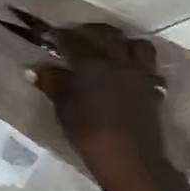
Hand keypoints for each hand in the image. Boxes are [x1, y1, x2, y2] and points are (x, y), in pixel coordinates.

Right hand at [28, 23, 168, 175]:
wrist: (130, 158)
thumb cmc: (89, 132)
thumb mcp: (63, 107)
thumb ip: (52, 83)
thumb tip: (35, 68)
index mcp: (93, 62)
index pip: (75, 40)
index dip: (60, 35)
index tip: (49, 35)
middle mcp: (120, 61)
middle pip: (108, 35)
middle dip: (91, 32)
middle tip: (77, 37)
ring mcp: (141, 74)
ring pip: (136, 45)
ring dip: (121, 43)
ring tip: (108, 50)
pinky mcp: (154, 89)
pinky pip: (148, 67)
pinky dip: (136, 64)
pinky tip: (126, 73)